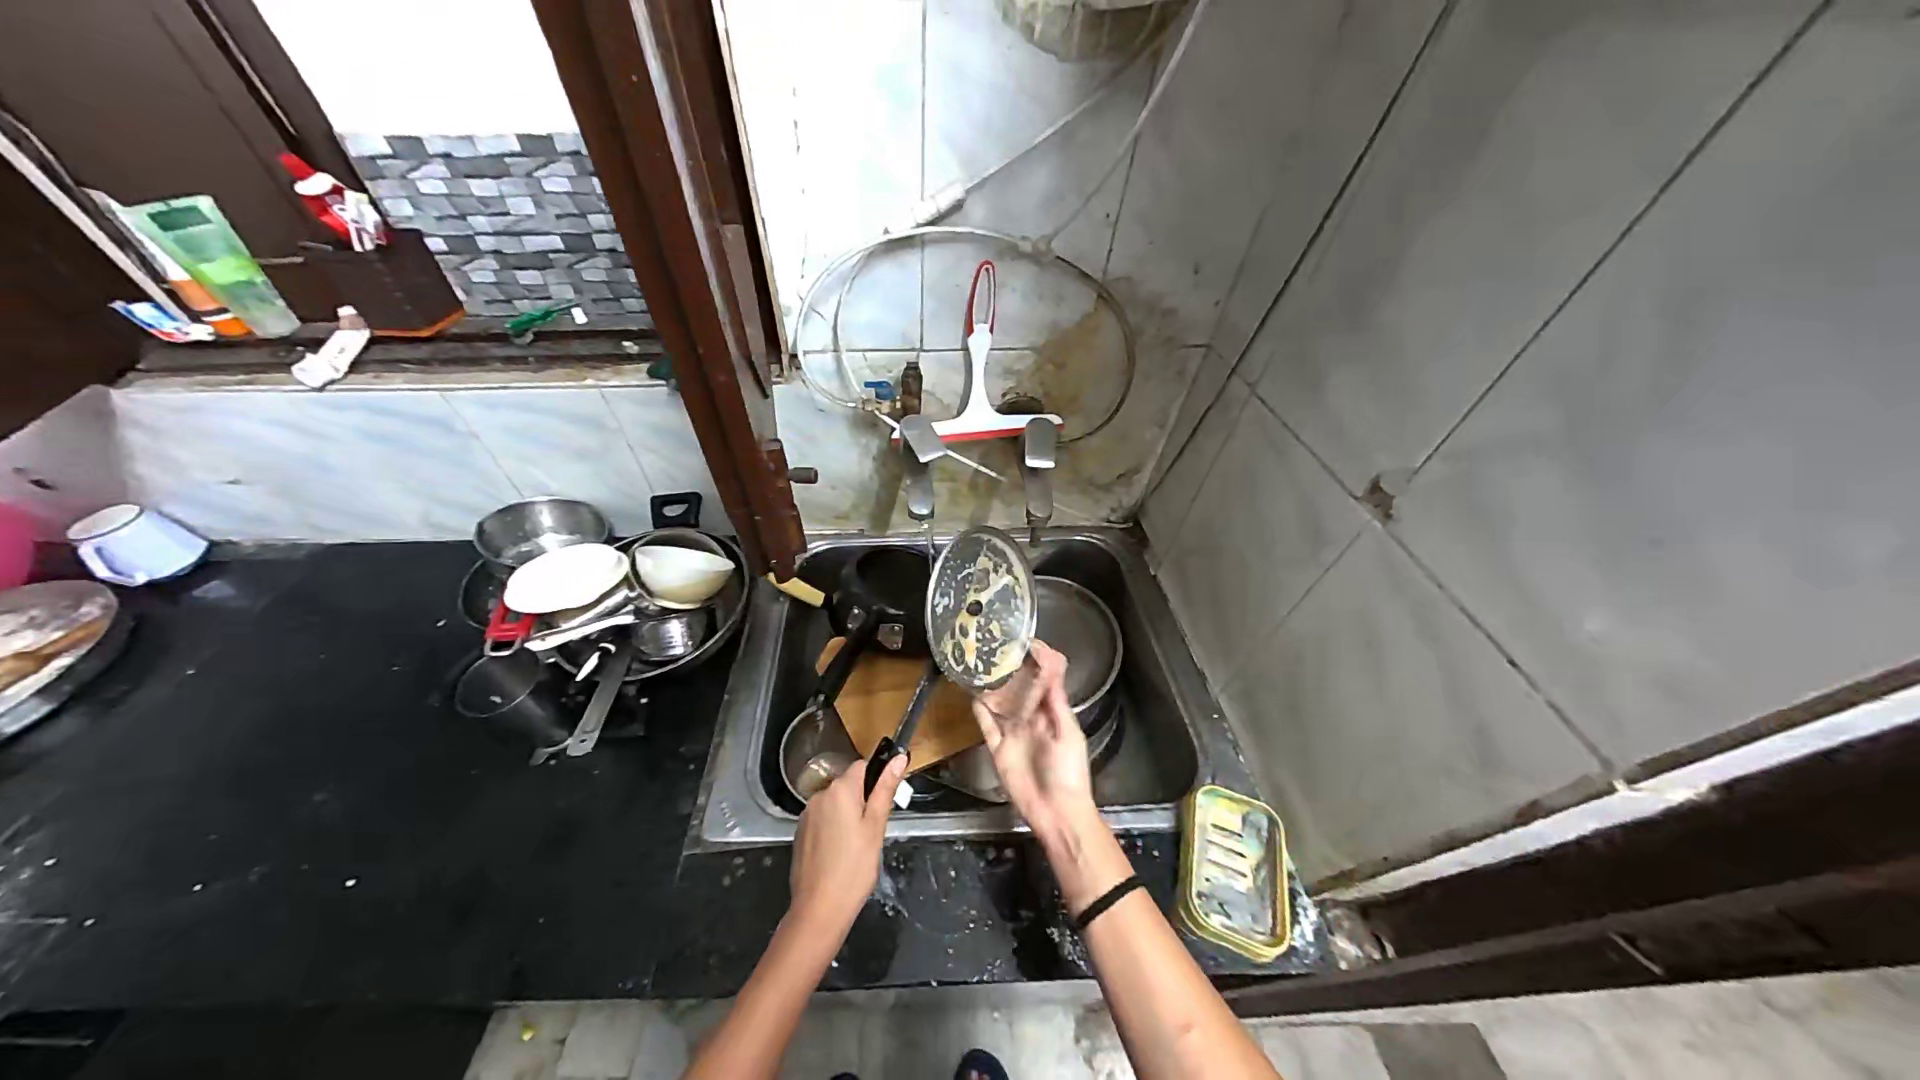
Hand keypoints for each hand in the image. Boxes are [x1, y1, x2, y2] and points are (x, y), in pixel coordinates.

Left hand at [788, 754, 906, 933]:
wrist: (819, 908)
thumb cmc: (855, 867)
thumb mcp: (876, 826)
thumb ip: (885, 789)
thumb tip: (897, 758)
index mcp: (839, 790)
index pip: (862, 766)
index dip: (876, 779)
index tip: (884, 801)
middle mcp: (819, 796)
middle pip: (847, 786)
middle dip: (862, 801)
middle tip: (873, 831)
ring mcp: (806, 816)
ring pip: (835, 805)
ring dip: (847, 815)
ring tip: (857, 846)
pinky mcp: (800, 834)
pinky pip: (822, 821)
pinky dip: (833, 830)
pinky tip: (839, 854)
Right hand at [972, 641, 1093, 846]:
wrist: (1057, 813)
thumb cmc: (1069, 773)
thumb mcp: (1068, 733)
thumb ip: (1056, 701)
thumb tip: (1052, 667)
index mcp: (1052, 713)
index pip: (1044, 680)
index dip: (1037, 661)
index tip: (1026, 642)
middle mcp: (1031, 719)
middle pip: (1018, 689)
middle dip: (1010, 670)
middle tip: (996, 648)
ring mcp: (1014, 733)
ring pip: (999, 704)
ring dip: (992, 687)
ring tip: (979, 666)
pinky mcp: (999, 749)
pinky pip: (987, 726)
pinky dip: (980, 711)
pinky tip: (973, 695)